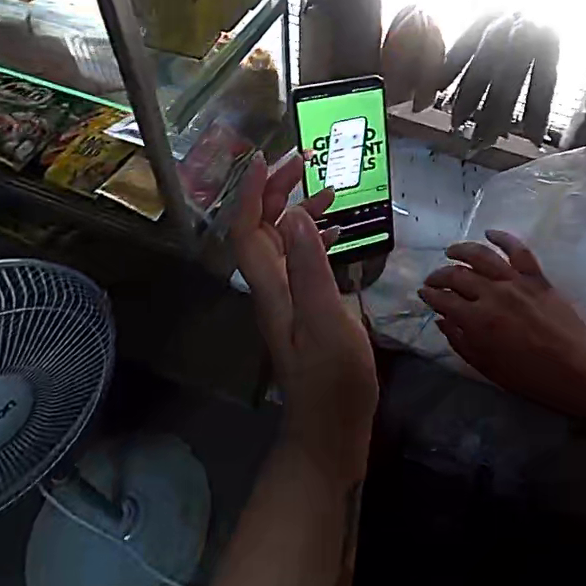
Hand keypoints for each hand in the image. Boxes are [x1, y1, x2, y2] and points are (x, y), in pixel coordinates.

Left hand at [230, 152, 378, 479]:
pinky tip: (337, 232)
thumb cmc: (332, 379)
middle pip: (262, 227)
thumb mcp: (327, 321)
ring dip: (299, 209)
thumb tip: (299, 215)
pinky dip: (315, 237)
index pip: (248, 228)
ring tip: (330, 188)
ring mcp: (287, 298)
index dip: (253, 191)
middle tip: (308, 161)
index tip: (269, 157)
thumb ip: (312, 269)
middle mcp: (272, 286)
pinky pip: (302, 259)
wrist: (329, 428)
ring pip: (282, 241)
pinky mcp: (304, 307)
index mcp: (272, 286)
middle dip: (278, 190)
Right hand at [418, 230, 585, 418]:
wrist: (581, 369)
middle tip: (432, 279)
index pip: (444, 300)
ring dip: (462, 250)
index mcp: (478, 320)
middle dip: (440, 275)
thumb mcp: (489, 369)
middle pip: (458, 276)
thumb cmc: (533, 378)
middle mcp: (492, 294)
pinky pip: (517, 250)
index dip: (430, 295)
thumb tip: (443, 322)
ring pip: (482, 255)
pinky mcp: (537, 277)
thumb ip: (462, 343)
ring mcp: (516, 281)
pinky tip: (490, 233)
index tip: (423, 293)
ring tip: (451, 251)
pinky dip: (503, 238)